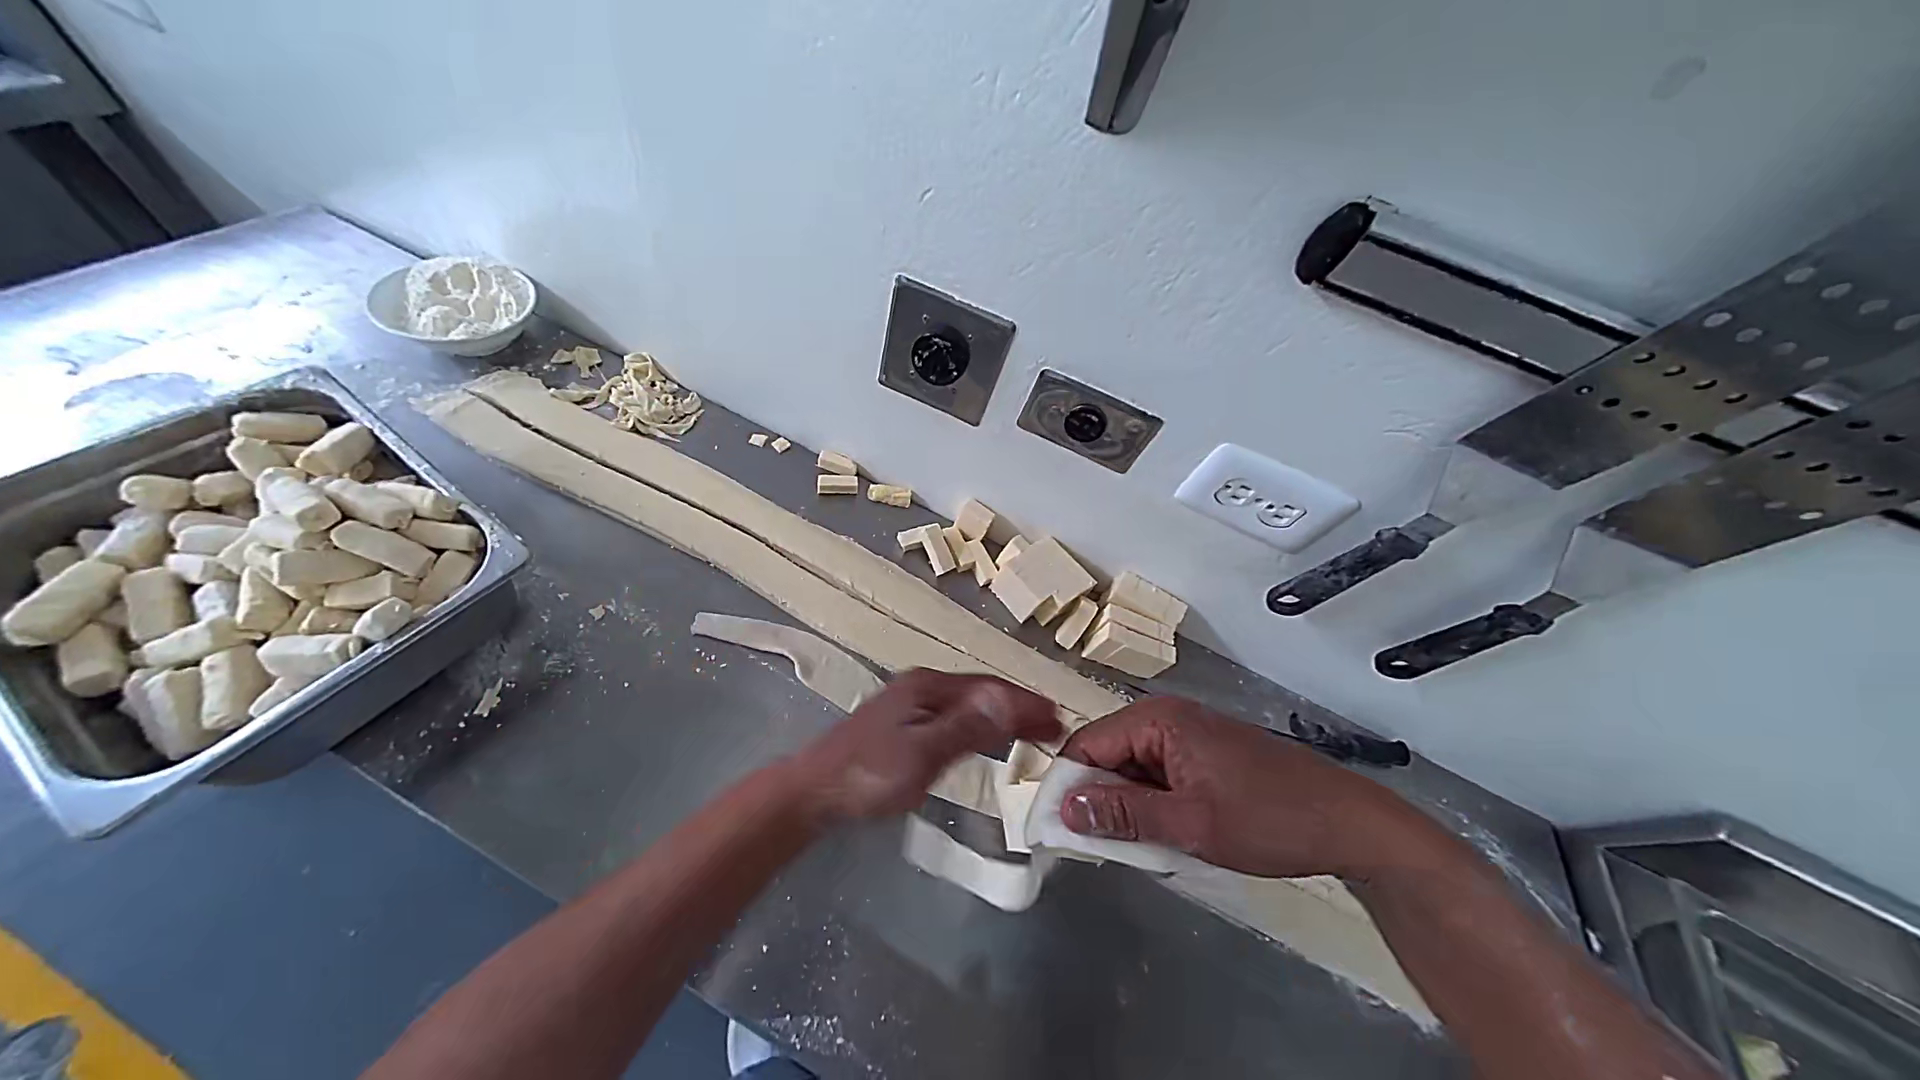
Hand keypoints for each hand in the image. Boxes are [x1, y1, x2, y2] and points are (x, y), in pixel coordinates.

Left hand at [786, 669, 1060, 822]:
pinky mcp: (903, 722)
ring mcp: (911, 702)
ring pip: (969, 703)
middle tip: (1054, 727)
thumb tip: (1009, 701)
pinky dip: (980, 724)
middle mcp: (922, 686)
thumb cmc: (867, 775)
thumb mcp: (922, 754)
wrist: (813, 791)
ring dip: (1002, 715)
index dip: (1026, 704)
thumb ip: (966, 728)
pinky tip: (986, 736)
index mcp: (929, 687)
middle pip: (982, 692)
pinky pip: (956, 715)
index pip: (991, 689)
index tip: (1059, 720)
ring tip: (1031, 731)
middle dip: (1019, 707)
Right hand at [1058, 697, 1428, 879]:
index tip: (1056, 830)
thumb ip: (1123, 815)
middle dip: (1099, 799)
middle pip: (1107, 755)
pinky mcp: (1203, 755)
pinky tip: (1165, 835)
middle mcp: (1167, 719)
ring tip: (1137, 846)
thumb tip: (1065, 810)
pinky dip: (1153, 805)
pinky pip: (1158, 776)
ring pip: (1132, 770)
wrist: (1350, 824)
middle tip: (1099, 847)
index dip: (1066, 787)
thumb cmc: (1270, 819)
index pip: (1086, 745)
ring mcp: (1187, 736)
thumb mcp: (1190, 824)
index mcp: (1158, 720)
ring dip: (1128, 807)